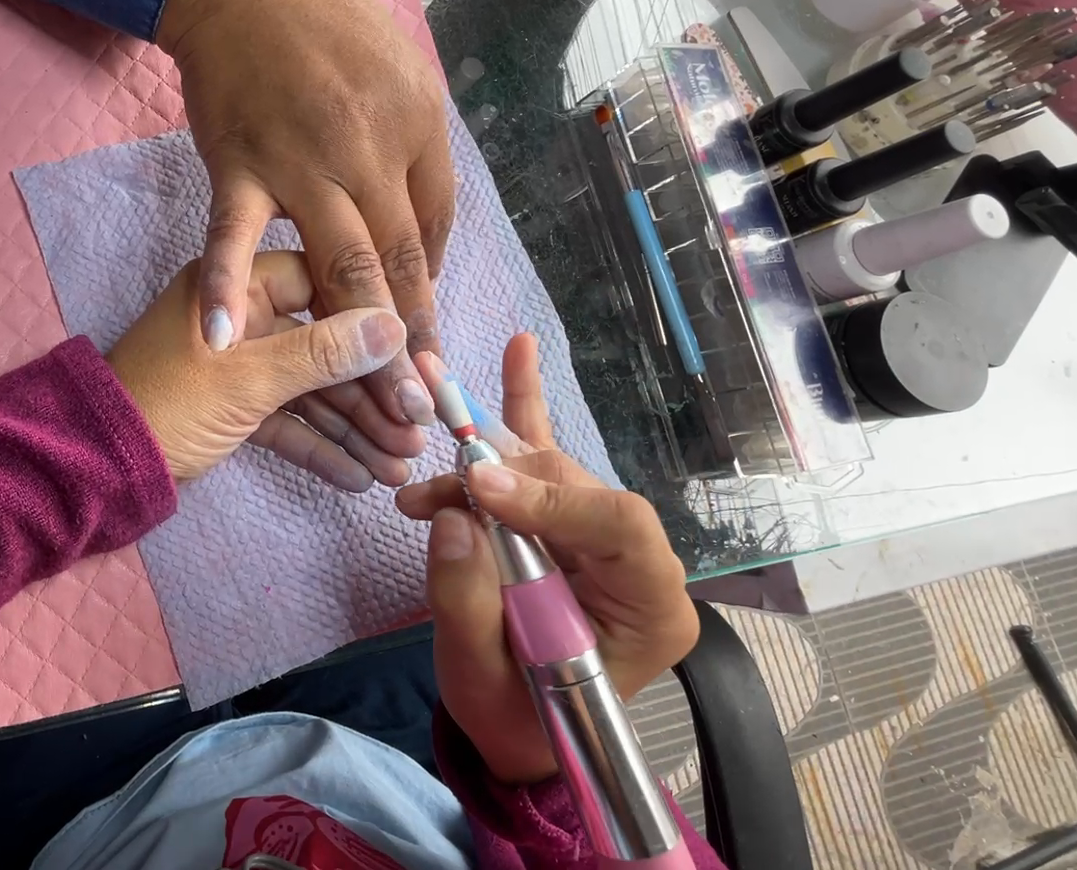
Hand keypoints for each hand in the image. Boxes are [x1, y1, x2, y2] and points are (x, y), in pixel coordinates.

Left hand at [109, 252, 416, 489]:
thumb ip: (321, 353)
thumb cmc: (168, 404)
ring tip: (398, 465)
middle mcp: (243, 318)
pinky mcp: (234, 408)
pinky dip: (317, 447)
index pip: (323, 286)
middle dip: (370, 394)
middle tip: (417, 434)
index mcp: (235, 287)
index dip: (373, 324)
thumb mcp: (246, 378)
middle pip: (323, 347)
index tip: (418, 363)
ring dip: (353, 427)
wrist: (99, 465)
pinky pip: (285, 421)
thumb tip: (394, 327)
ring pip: (309, 390)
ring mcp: (239, 366)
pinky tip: (358, 478)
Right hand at [156, 0, 452, 431]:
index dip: (432, 295)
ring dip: (354, 342)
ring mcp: (302, 161)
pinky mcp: (238, 167)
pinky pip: (233, 236)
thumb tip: (416, 236)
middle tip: (422, 410)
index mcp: (417, 127)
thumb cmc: (327, 27)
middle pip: (399, 262)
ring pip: (338, 263)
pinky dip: (228, 287)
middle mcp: (370, 150)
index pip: (434, 230)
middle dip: (414, 342)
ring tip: (370, 407)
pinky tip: (225, 341)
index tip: (427, 347)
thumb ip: (413, 156)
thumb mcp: (400, 75)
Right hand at [395, 333, 697, 782]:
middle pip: (574, 486)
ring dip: (480, 466)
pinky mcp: (559, 521)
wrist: (513, 725)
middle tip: (430, 497)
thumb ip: (466, 601)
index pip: (623, 526)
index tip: (477, 492)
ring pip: (545, 467)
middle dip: (497, 481)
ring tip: (428, 490)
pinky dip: (522, 407)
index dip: (552, 498)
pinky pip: (544, 455)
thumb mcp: (480, 674)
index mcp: (648, 608)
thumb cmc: (509, 713)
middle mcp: (634, 561)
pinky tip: (520, 351)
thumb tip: (452, 516)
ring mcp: (596, 536)